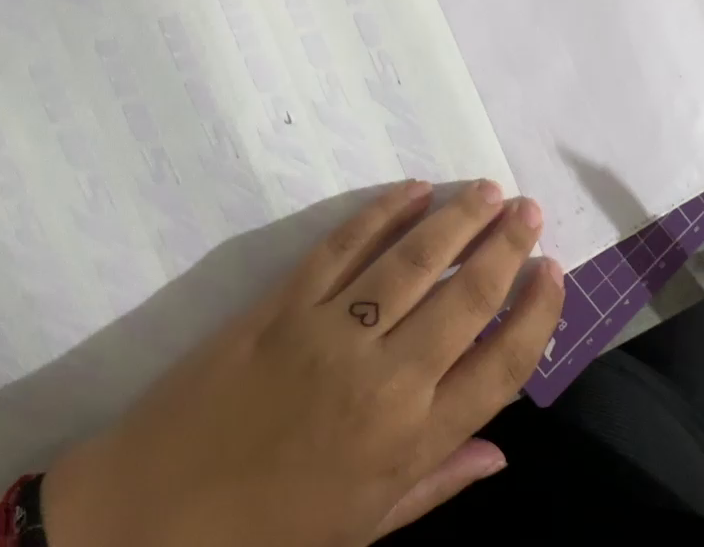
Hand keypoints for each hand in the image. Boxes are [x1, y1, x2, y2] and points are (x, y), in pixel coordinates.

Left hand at [41, 180, 564, 546]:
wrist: (151, 513)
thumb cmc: (266, 532)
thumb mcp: (362, 529)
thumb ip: (437, 482)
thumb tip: (503, 451)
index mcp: (410, 441)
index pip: (501, 366)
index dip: (536, 314)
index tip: (552, 272)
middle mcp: (385, 380)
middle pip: (467, 300)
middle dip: (507, 247)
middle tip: (529, 209)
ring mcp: (333, 333)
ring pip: (413, 262)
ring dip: (457, 219)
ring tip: (487, 190)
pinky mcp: (284, 304)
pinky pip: (345, 246)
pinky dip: (382, 213)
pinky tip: (413, 191)